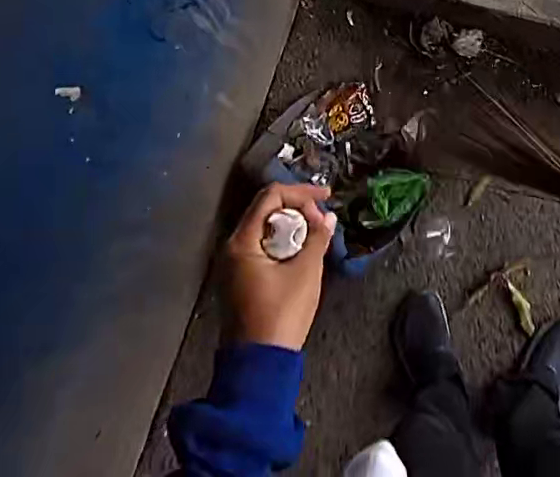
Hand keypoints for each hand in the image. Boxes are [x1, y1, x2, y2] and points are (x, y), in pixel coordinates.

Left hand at [225, 183, 337, 349]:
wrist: (259, 366)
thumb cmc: (281, 317)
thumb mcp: (305, 274)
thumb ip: (317, 239)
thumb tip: (327, 217)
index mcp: (242, 240)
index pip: (270, 197)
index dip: (300, 193)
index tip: (326, 198)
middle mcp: (232, 246)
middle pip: (265, 209)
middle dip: (297, 207)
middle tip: (322, 218)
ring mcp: (233, 263)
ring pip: (264, 227)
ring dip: (291, 224)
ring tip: (316, 232)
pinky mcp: (239, 277)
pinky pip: (261, 245)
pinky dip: (282, 241)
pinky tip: (302, 249)